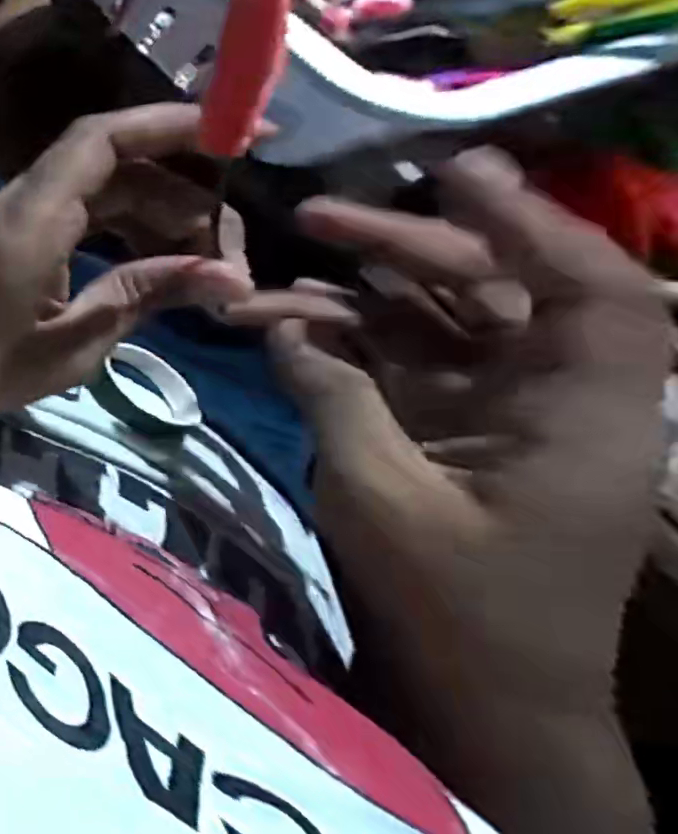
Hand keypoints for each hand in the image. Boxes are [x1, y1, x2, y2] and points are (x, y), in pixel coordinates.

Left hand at [0, 104, 256, 430]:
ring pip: (89, 189)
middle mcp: (11, 205)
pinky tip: (147, 263)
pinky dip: (112, 228)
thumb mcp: (67, 346)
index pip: (100, 140)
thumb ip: (141, 296)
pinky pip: (64, 212)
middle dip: (177, 192)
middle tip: (226, 251)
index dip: (174, 124)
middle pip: (106, 165)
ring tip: (198, 264)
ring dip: (149, 213)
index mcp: (25, 223)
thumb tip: (229, 276)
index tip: (245, 135)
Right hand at [233, 149, 667, 831]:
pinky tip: (279, 327)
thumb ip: (334, 396)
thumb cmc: (452, 597)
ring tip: (265, 282)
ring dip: (351, 296)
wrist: (480, 682)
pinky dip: (337, 341)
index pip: (591, 294)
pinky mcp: (443, 426)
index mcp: (585, 416)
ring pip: (430, 322)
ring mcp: (491, 410)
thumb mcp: (380, 491)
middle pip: (491, 293)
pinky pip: (392, 361)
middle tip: (313, 216)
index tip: (454, 174)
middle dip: (402, 247)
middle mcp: (550, 397)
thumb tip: (287, 326)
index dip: (531, 224)